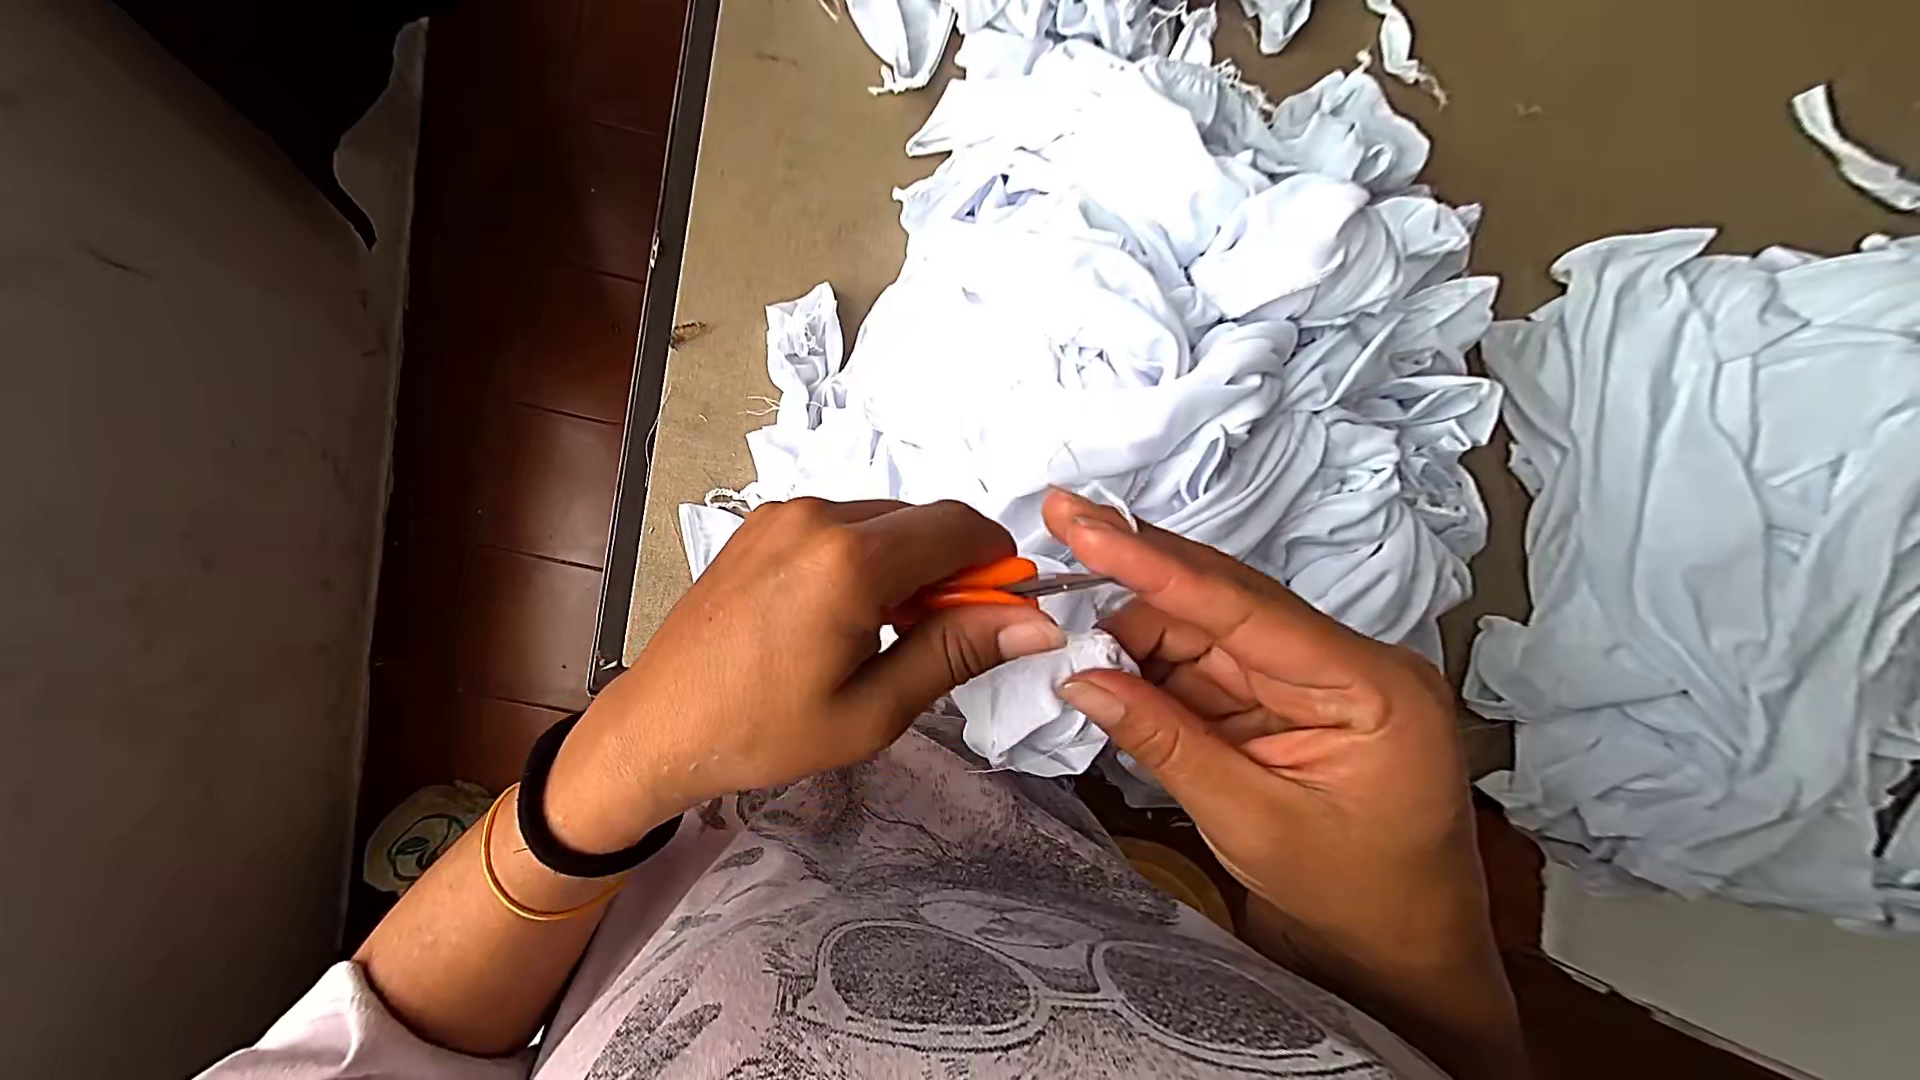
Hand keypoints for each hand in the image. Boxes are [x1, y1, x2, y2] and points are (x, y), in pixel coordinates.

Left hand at [544, 498, 1066, 852]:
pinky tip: (848, 609)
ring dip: (912, 563)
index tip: (1001, 608)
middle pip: (926, 520)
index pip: (960, 528)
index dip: (997, 562)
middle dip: (955, 568)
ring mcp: (786, 512)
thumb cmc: (764, 732)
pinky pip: (847, 524)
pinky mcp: (767, 521)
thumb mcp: (875, 709)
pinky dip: (872, 556)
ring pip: (889, 520)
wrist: (655, 726)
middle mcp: (819, 516)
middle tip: (943, 632)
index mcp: (849, 561)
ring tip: (888, 628)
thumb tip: (1035, 623)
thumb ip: (958, 652)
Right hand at [1044, 489, 1524, 1078]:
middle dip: (1134, 564)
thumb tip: (1079, 680)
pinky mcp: (1268, 692)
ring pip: (1197, 622)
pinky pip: (1193, 659)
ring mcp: (1299, 673)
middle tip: (1064, 520)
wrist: (1392, 956)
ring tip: (1065, 623)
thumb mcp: (1253, 824)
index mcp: (1367, 684)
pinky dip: (1140, 657)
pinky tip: (1099, 654)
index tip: (1089, 527)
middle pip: (1217, 596)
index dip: (1156, 564)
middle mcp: (1334, 659)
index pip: (1242, 606)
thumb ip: (1163, 741)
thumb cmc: (1353, 902)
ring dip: (1128, 622)